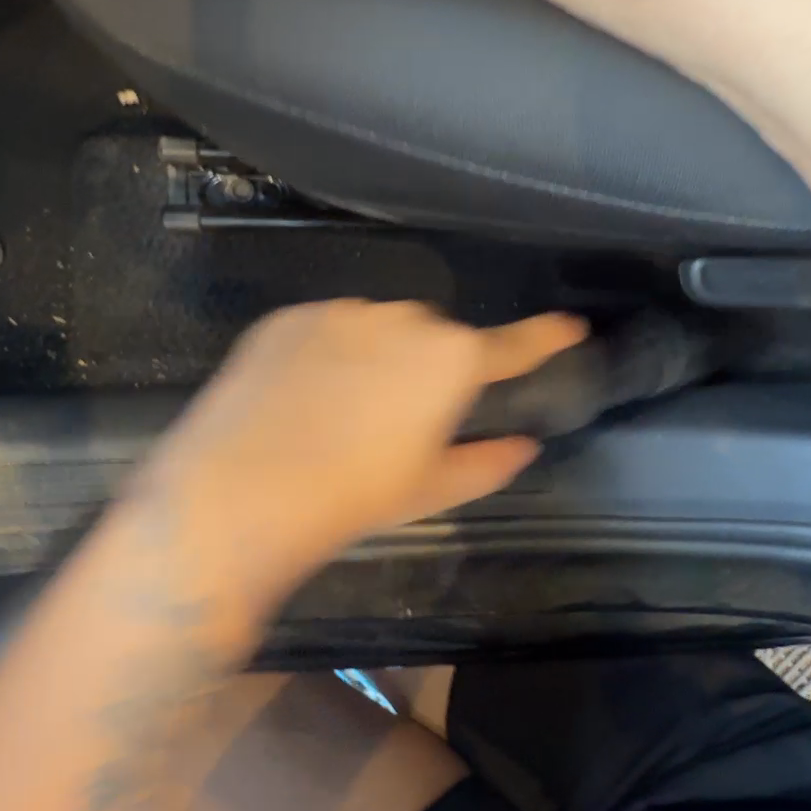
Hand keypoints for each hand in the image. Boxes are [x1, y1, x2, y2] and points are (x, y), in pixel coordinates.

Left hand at [138, 300, 587, 575]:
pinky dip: (329, 352)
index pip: (513, 345)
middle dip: (430, 363)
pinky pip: (326, 328)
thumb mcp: (429, 489)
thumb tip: (525, 447)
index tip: (571, 325)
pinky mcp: (288, 317)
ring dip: (378, 354)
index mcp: (450, 360)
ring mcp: (340, 312)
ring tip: (346, 408)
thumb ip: (485, 462)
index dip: (544, 336)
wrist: (239, 493)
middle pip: (434, 334)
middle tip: (406, 414)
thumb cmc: (353, 497)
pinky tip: (306, 394)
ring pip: (377, 327)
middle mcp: (403, 319)